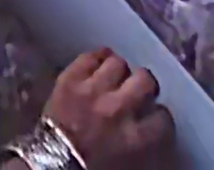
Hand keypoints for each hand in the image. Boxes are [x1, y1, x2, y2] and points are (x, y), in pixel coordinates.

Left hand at [40, 49, 173, 168]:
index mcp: (134, 139)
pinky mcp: (71, 76)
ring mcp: (93, 89)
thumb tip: (148, 127)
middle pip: (145, 79)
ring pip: (118, 62)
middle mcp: (118, 108)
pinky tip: (98, 63)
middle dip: (145, 83)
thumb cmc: (91, 169)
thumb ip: (141, 142)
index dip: (160, 116)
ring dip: (119, 70)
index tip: (154, 116)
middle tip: (138, 88)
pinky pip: (91, 55)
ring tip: (115, 75)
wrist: (50, 164)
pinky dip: (97, 57)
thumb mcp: (126, 163)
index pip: (163, 118)